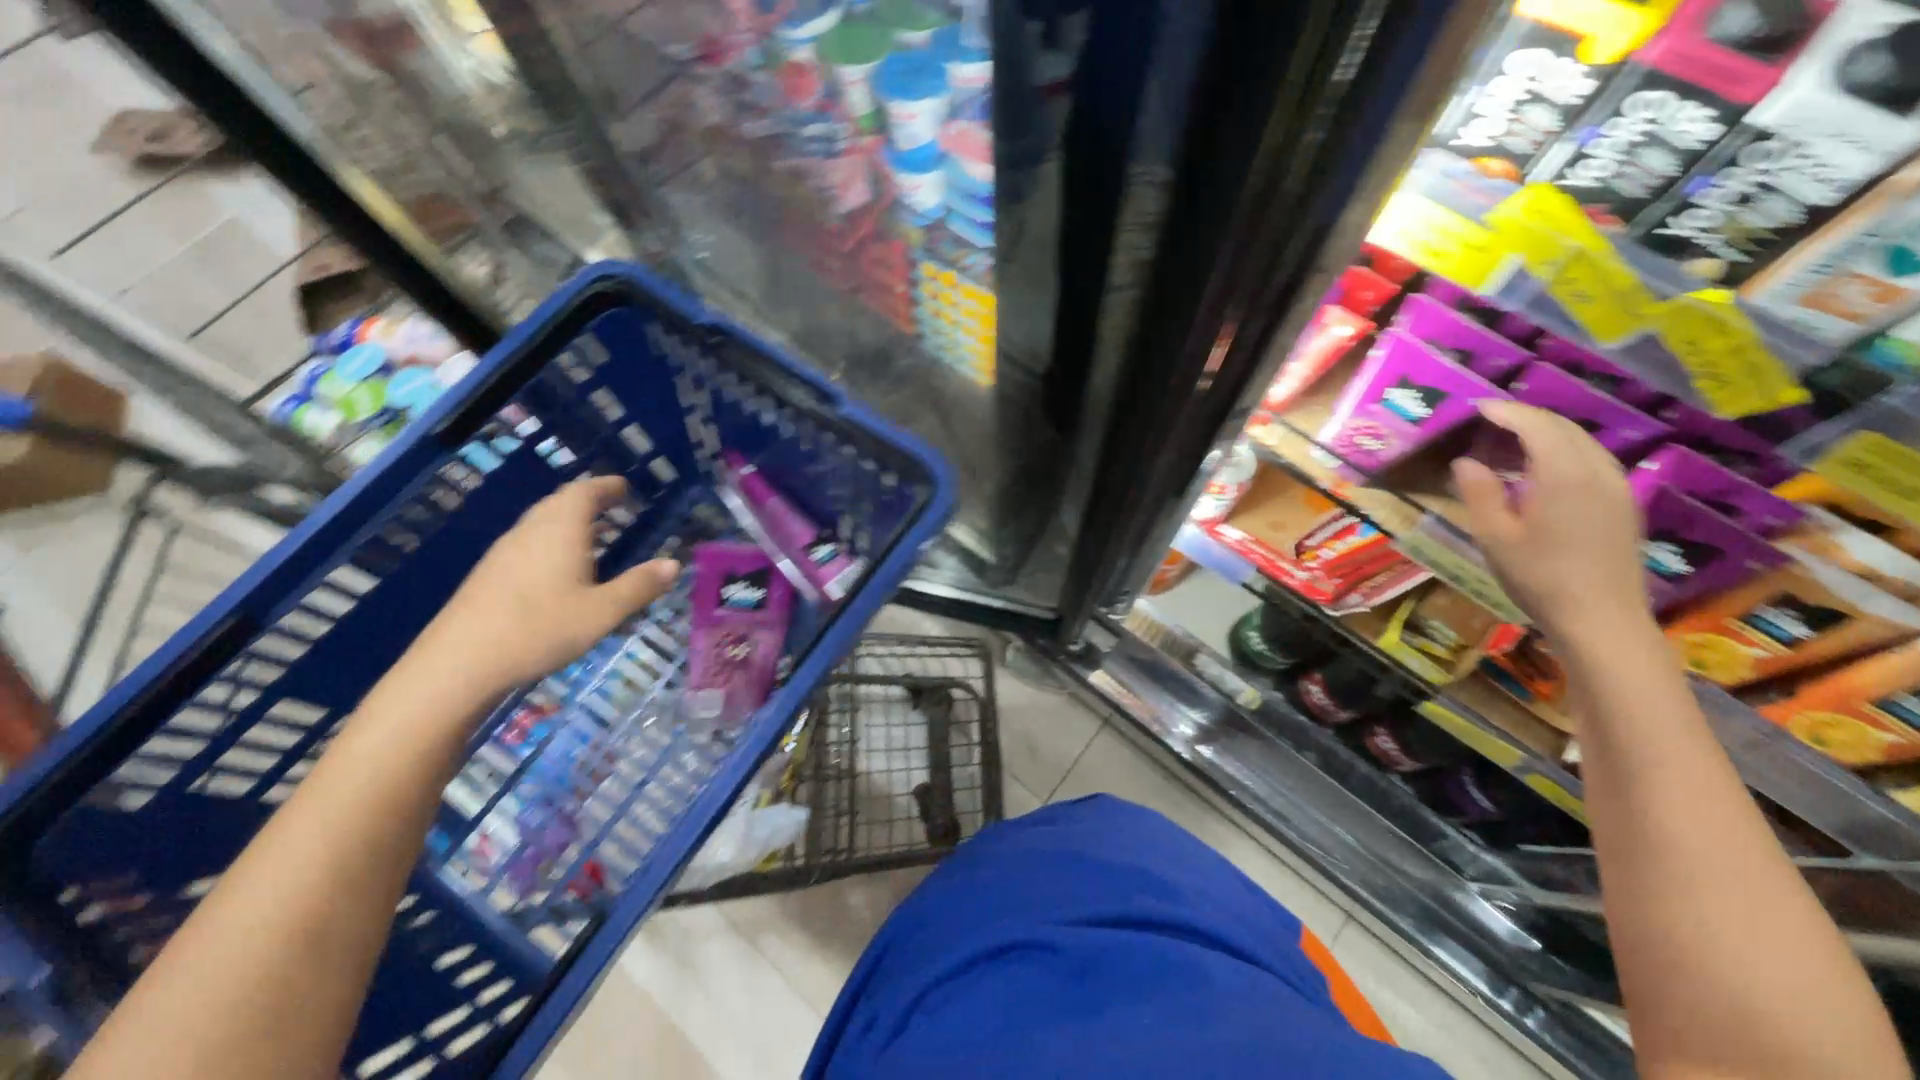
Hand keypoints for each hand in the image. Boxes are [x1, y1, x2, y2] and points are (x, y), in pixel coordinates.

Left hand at [406, 476, 680, 695]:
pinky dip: (552, 543)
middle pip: (560, 502)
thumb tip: (672, 564)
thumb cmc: (540, 629)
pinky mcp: (490, 572)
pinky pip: (529, 543)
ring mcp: (505, 550)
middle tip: (615, 509)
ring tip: (593, 540)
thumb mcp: (601, 613)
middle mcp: (531, 530)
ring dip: (569, 523)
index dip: (607, 486)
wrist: (460, 661)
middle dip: (589, 501)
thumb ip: (638, 586)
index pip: (585, 491)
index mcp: (561, 529)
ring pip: (542, 523)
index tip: (626, 488)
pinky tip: (559, 572)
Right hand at [1451, 400, 1649, 641]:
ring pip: (1583, 442)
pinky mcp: (1624, 505)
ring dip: (1548, 434)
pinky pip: (1594, 460)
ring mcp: (1617, 487)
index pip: (1536, 425)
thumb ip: (1480, 493)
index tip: (1478, 409)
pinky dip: (1566, 452)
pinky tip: (1546, 472)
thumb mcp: (1495, 538)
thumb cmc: (1540, 579)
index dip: (1506, 412)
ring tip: (1514, 443)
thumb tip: (1466, 461)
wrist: (1602, 620)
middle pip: (1563, 428)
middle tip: (1491, 423)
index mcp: (1563, 473)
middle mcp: (1597, 470)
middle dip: (1527, 419)